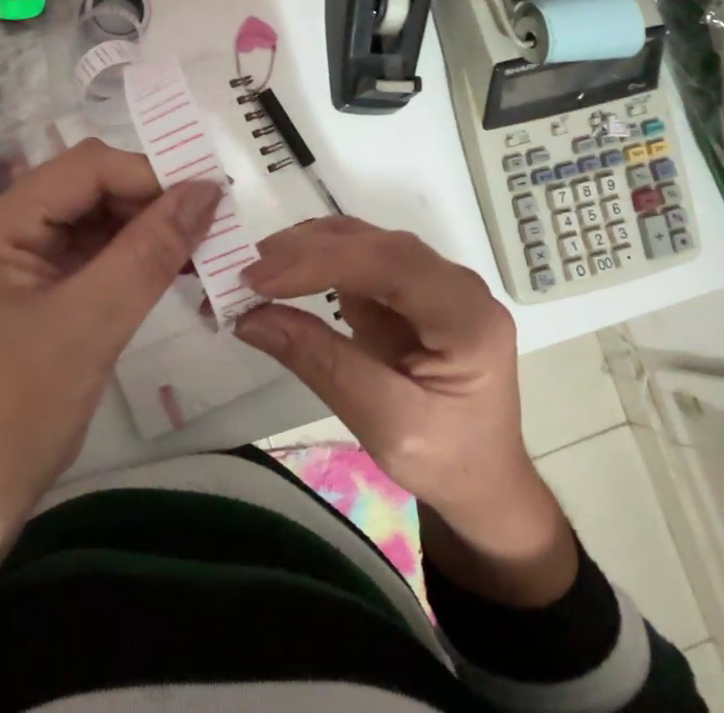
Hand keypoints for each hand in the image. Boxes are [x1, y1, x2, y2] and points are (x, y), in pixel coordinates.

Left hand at [0, 140, 220, 602]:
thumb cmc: (27, 404)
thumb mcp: (94, 323)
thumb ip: (150, 251)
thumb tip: (208, 189)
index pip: (88, 168)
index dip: (152, 176)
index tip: (216, 201)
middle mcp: (6, 222)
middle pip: (93, 186)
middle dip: (153, 203)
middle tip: (217, 231)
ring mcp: (22, 251)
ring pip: (100, 215)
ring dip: (150, 229)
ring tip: (204, 253)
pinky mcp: (40, 279)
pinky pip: (96, 249)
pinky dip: (136, 255)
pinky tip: (176, 270)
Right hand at [233, 218, 576, 605]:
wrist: (481, 479)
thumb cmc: (445, 459)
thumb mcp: (384, 422)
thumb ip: (322, 363)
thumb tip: (250, 317)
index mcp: (468, 319)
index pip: (392, 264)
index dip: (320, 261)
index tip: (257, 279)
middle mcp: (457, 287)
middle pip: (377, 245)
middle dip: (306, 251)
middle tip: (242, 272)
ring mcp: (433, 286)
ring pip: (365, 244)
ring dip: (306, 251)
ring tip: (254, 274)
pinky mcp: (409, 294)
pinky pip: (358, 263)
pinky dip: (313, 266)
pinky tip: (280, 281)